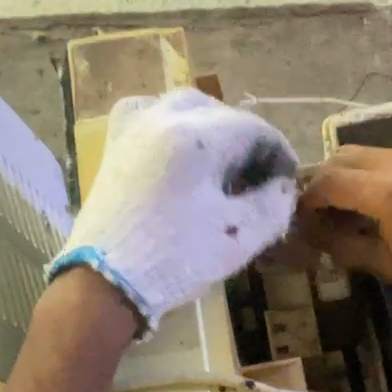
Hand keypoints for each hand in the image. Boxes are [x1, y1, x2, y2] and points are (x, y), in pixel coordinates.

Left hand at [50, 89, 296, 331]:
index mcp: (198, 136)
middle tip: (258, 180)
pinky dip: (172, 125)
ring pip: (185, 108)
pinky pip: (150, 115)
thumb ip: (273, 204)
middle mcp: (163, 117)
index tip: (287, 182)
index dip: (279, 154)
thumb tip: (282, 185)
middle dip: (246, 143)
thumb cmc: (176, 260)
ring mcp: (133, 128)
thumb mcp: (239, 237)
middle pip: (221, 113)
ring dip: (212, 130)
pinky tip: (179, 152)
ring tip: (222, 168)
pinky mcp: (115, 146)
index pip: (255, 128)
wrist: (104, 283)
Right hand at [297, 146, 391, 323]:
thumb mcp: (389, 264)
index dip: (306, 201)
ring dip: (348, 176)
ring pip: (366, 153)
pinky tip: (376, 204)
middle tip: (317, 214)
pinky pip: (390, 157)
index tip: (299, 221)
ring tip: (345, 210)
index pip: (327, 182)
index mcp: (385, 191)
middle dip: (323, 182)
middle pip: (342, 157)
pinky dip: (372, 174)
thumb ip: (345, 245)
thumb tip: (315, 237)